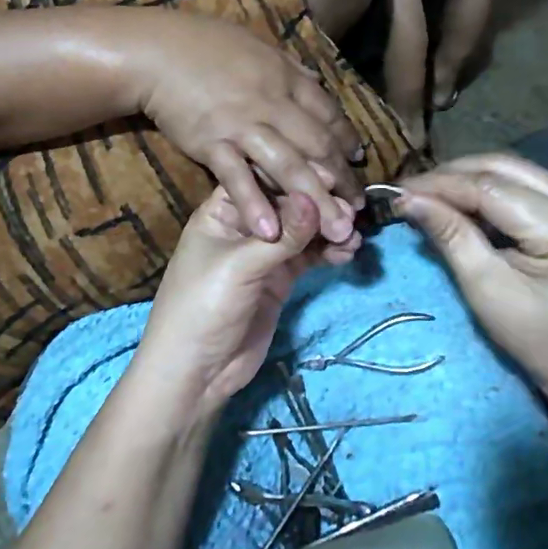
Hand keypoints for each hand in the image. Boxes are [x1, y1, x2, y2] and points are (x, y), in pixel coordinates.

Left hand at [134, 188, 359, 412]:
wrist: (195, 372)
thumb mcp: (240, 266)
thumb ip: (283, 235)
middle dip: (319, 206)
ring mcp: (264, 252)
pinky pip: (309, 256)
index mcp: (222, 210)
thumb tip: (318, 199)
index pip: (263, 180)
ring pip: (304, 230)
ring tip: (351, 237)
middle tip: (348, 217)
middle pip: (289, 202)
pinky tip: (346, 253)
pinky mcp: (280, 278)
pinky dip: (328, 252)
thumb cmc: (203, 307)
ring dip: (329, 230)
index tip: (332, 181)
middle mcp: (245, 224)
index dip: (297, 176)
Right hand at [135, 13, 362, 243]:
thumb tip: (314, 82)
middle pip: (318, 145)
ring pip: (288, 166)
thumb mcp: (258, 47)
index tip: (358, 161)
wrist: (156, 53)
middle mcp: (272, 104)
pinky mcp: (213, 145)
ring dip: (315, 201)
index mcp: (286, 78)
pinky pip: (238, 179)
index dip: (346, 140)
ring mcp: (243, 126)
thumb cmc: (206, 45)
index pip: (328, 114)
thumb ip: (288, 69)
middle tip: (358, 209)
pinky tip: (271, 233)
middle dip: (342, 179)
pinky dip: (255, 205)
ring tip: (335, 231)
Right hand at [395, 154, 547, 389]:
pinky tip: (458, 201)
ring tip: (428, 194)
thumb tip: (409, 199)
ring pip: (513, 171)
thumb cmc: (537, 338)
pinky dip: (486, 189)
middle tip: (410, 190)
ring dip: (467, 178)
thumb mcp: (486, 290)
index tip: (399, 190)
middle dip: (452, 175)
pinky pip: (523, 185)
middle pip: (506, 169)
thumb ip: (451, 236)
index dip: (442, 185)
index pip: (494, 189)